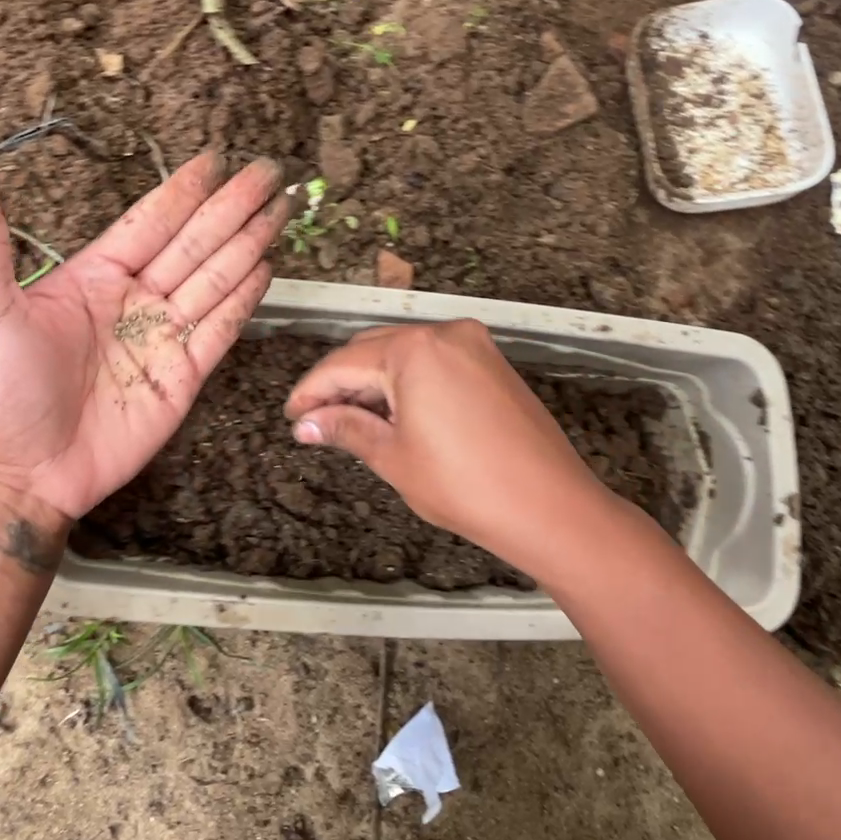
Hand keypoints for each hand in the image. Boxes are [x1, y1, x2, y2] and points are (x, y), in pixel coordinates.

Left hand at [0, 150, 288, 520]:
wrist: (21, 472)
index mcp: (92, 276)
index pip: (149, 221)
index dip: (184, 190)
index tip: (214, 160)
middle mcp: (133, 300)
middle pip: (193, 242)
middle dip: (231, 206)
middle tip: (266, 171)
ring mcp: (161, 338)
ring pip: (214, 279)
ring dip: (247, 243)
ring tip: (278, 209)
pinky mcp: (182, 377)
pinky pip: (220, 329)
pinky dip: (243, 298)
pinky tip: (266, 267)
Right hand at [284, 321, 624, 570]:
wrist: (549, 506)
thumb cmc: (465, 485)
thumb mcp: (393, 457)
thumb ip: (345, 429)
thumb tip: (306, 425)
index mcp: (414, 350)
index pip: (342, 364)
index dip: (310, 391)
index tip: (292, 414)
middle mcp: (444, 334)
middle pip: (372, 350)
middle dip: (341, 384)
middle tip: (315, 421)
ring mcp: (473, 345)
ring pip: (404, 354)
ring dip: (374, 382)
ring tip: (350, 422)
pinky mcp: (491, 363)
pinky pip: (434, 361)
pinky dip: (408, 382)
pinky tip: (394, 413)